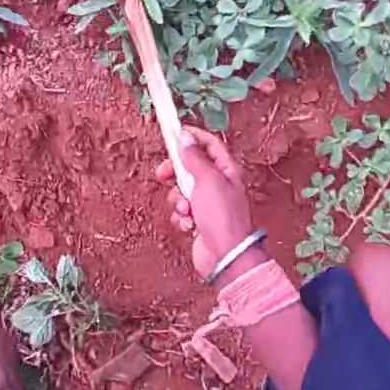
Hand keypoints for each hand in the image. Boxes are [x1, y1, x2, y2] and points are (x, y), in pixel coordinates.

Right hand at [154, 126, 255, 279]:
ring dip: (178, 200)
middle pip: (190, 168)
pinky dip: (181, 217)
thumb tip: (184, 138)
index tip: (173, 134)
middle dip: (175, 172)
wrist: (225, 256)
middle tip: (162, 174)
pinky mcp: (198, 221)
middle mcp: (218, 185)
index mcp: (226, 170)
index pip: (209, 145)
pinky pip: (181, 212)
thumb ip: (194, 158)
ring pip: (181, 191)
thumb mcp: (207, 180)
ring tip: (186, 210)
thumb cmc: (222, 217)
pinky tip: (189, 226)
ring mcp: (208, 204)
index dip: (192, 137)